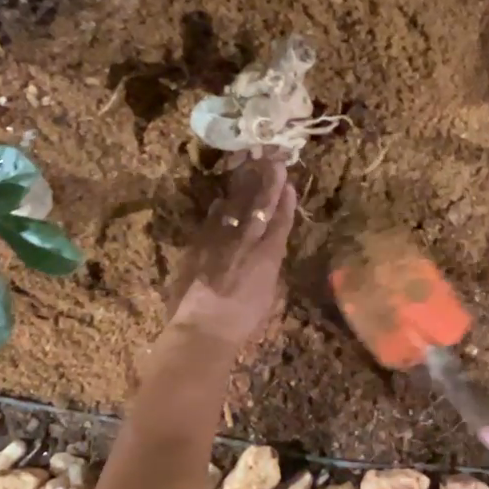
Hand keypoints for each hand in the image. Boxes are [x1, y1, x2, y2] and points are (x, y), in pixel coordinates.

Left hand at [167, 150, 298, 348]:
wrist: (205, 327)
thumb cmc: (243, 323)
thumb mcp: (267, 298)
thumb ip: (268, 273)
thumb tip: (267, 259)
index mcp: (270, 257)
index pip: (281, 222)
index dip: (285, 202)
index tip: (289, 184)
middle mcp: (248, 241)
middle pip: (260, 206)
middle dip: (268, 182)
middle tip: (273, 160)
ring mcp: (222, 240)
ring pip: (236, 207)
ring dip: (244, 187)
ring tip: (250, 169)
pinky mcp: (199, 245)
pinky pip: (212, 220)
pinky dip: (219, 210)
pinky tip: (222, 200)